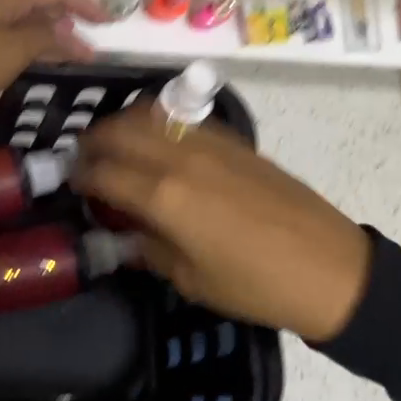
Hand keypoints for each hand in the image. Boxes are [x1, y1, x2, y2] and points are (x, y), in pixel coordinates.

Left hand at [0, 0, 107, 109]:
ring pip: (13, 15)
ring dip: (40, 31)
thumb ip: (43, 39)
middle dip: (63, 19)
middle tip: (84, 44)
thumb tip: (66, 31)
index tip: (108, 22)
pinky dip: (17, 39)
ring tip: (60, 52)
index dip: (83, 3)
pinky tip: (20, 57)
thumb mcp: (10, 53)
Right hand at [72, 105, 373, 341]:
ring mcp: (209, 144)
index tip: (71, 183)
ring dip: (122, 124)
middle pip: (119, 130)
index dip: (80, 176)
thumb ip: (149, 249)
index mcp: (164, 197)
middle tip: (85, 160)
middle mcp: (180, 159)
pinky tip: (155, 143)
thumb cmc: (255, 286)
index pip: (103, 172)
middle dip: (93, 141)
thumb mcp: (191, 280)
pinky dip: (156, 122)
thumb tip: (124, 235)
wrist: (330, 269)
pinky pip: (180, 121)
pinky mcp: (233, 141)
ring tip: (114, 144)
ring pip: (149, 114)